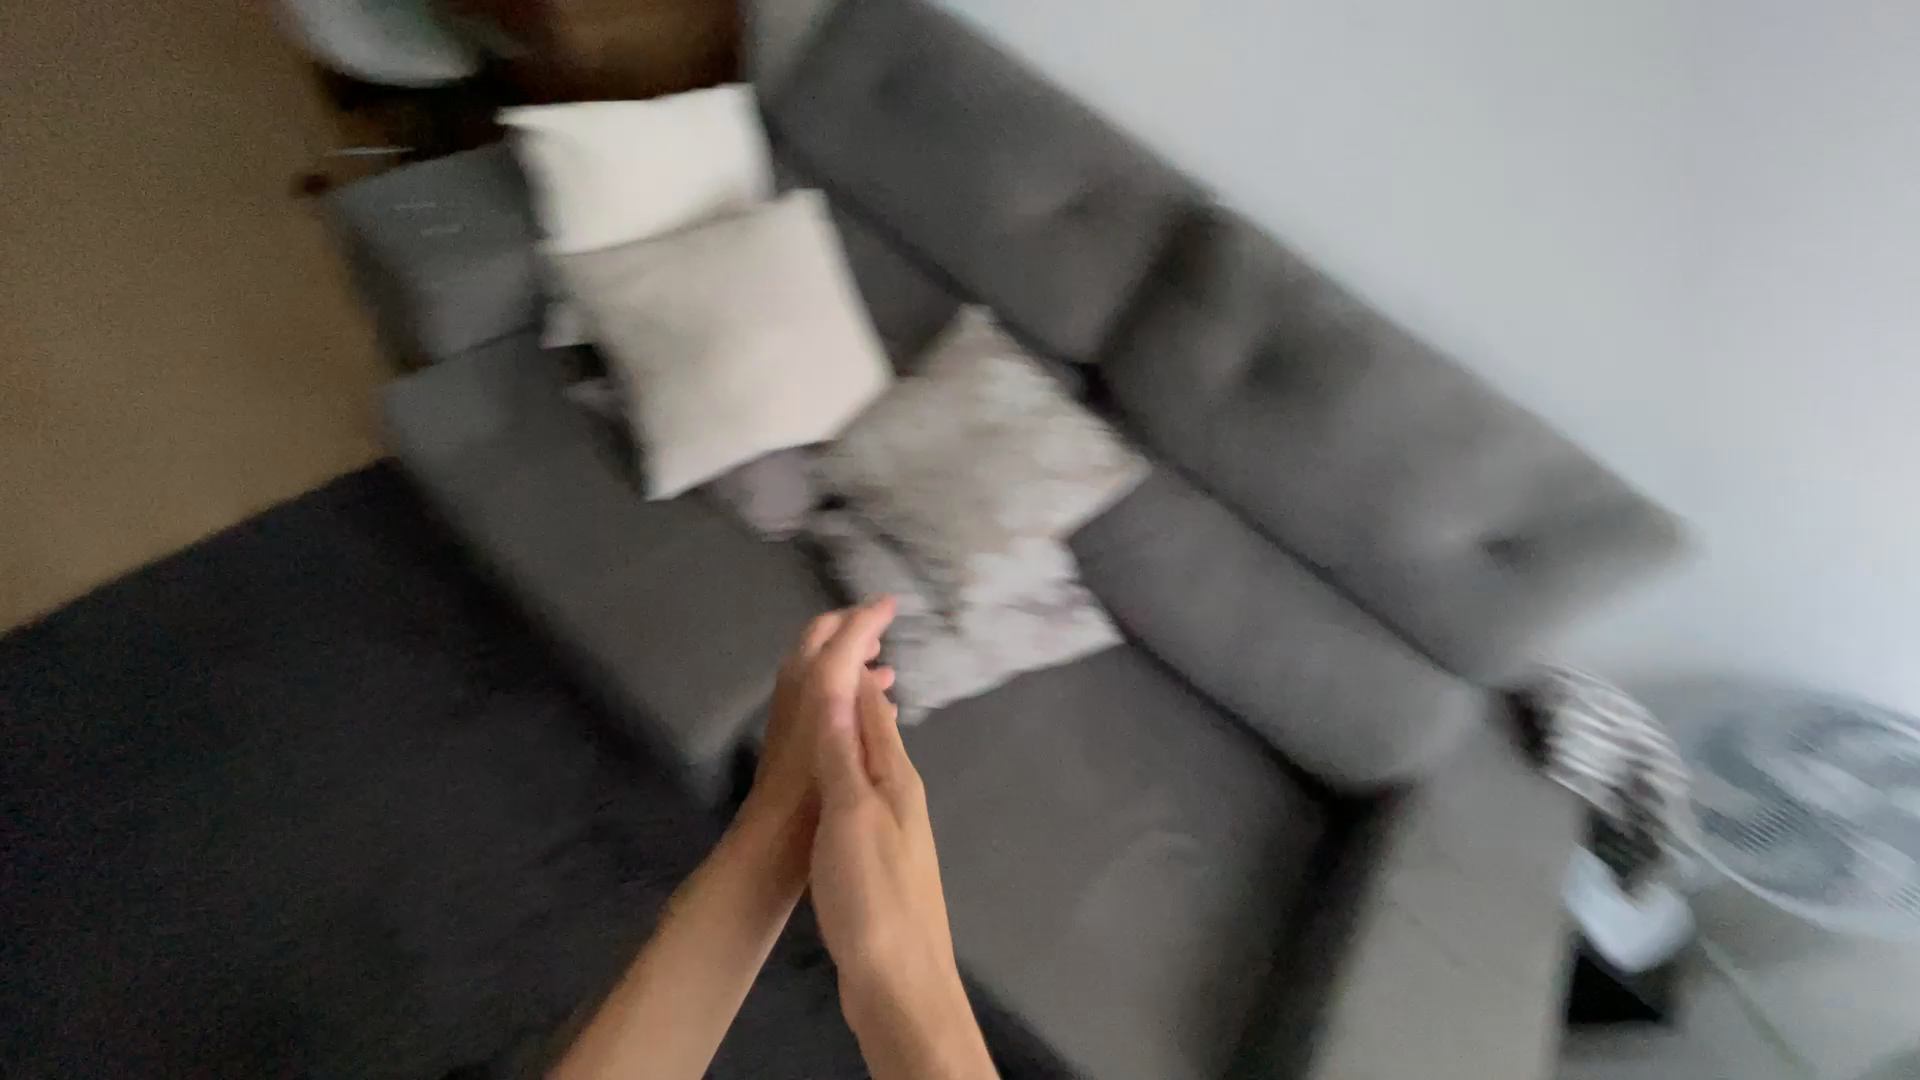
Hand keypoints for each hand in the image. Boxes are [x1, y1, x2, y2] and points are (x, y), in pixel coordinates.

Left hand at [744, 598, 897, 831]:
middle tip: (885, 631)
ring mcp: (796, 712)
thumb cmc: (811, 772)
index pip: (839, 629)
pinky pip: (827, 695)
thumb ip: (851, 657)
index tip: (893, 604)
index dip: (867, 614)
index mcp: (810, 676)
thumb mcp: (832, 701)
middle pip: (824, 641)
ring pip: (825, 669)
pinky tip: (874, 710)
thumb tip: (872, 632)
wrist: (775, 836)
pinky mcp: (799, 738)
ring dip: (853, 659)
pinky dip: (849, 688)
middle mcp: (798, 686)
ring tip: (886, 668)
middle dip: (854, 629)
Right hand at [810, 664, 997, 1079]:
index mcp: (895, 774)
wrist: (900, 980)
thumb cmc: (872, 892)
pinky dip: (844, 776)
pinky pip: (861, 798)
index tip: (836, 637)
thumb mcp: (850, 814)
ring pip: (868, 764)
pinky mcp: (879, 857)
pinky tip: (832, 787)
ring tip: (824, 716)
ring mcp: (893, 827)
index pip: (871, 708)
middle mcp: (900, 791)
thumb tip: (842, 681)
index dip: (854, 671)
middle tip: (824, 668)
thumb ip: (843, 751)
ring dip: (848, 735)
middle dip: (852, 697)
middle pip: (874, 731)